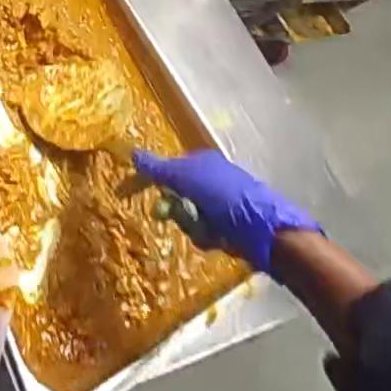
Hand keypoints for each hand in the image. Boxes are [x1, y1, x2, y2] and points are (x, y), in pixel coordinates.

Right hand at [134, 150, 319, 271]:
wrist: (263, 229)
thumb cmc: (222, 195)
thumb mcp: (185, 176)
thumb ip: (157, 168)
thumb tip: (132, 153)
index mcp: (201, 162)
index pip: (166, 168)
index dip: (149, 179)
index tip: (128, 192)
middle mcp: (209, 181)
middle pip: (174, 195)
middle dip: (176, 208)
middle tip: (183, 213)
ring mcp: (219, 204)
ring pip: (186, 216)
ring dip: (192, 224)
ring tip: (207, 227)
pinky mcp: (226, 227)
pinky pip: (201, 232)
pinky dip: (205, 235)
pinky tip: (218, 237)